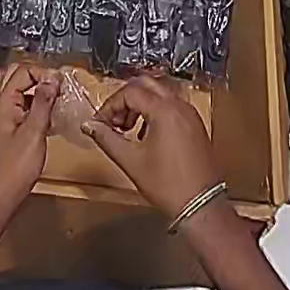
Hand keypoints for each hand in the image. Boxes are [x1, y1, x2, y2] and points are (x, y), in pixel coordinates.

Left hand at [0, 63, 58, 215]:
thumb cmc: (13, 169)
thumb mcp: (34, 132)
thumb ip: (43, 103)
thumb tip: (52, 78)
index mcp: (4, 105)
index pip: (23, 72)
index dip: (43, 74)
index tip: (60, 84)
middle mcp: (1, 109)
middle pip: (21, 81)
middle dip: (41, 80)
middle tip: (60, 88)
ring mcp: (4, 122)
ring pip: (23, 97)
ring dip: (41, 96)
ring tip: (59, 104)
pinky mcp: (9, 134)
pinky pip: (25, 112)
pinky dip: (38, 111)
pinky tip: (51, 121)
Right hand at [81, 76, 222, 219]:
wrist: (201, 204)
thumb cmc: (166, 184)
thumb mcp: (131, 161)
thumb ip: (107, 138)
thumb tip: (88, 125)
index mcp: (164, 109)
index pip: (130, 92)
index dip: (110, 105)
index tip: (100, 123)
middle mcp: (179, 105)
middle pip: (145, 85)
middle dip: (125, 100)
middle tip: (113, 121)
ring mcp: (189, 113)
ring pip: (159, 94)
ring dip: (139, 105)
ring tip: (127, 130)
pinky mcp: (194, 124)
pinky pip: (171, 106)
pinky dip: (154, 112)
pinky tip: (146, 135)